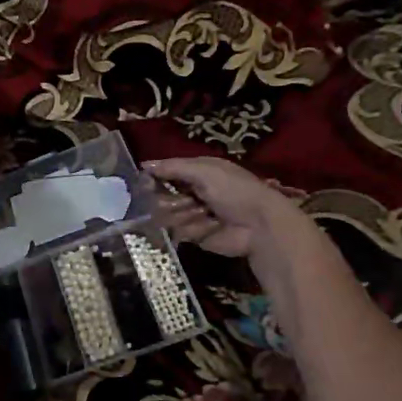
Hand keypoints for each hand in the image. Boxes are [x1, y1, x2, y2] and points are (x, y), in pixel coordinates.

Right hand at [145, 157, 334, 288]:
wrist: (258, 225)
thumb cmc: (234, 191)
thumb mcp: (205, 171)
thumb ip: (173, 167)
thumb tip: (143, 165)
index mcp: (196, 173)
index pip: (164, 173)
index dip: (154, 178)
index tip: (145, 183)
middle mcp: (192, 193)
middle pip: (160, 197)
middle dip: (170, 201)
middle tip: (186, 202)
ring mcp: (192, 215)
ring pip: (166, 216)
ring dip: (184, 215)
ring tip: (204, 214)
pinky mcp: (194, 235)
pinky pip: (178, 232)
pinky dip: (193, 229)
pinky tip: (210, 227)